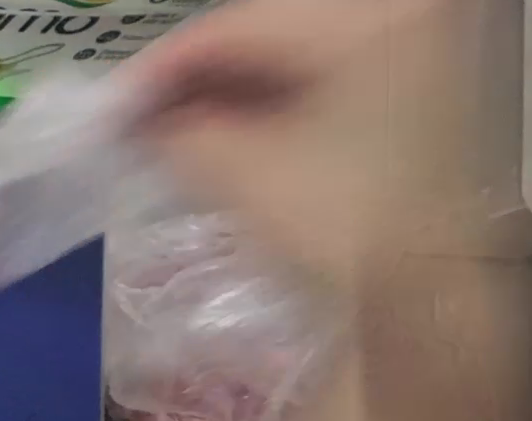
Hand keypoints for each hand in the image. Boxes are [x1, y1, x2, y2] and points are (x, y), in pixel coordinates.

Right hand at [125, 0, 456, 285]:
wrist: (424, 281)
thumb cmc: (337, 227)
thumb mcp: (242, 177)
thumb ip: (178, 135)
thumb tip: (137, 121)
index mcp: (364, 21)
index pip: (232, 26)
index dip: (157, 68)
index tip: (106, 109)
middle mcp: (396, 9)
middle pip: (261, 28)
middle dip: (188, 76)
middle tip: (132, 121)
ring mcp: (409, 37)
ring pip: (284, 46)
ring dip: (219, 86)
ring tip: (165, 130)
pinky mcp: (409, 72)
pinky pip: (313, 66)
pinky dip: (257, 96)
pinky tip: (216, 128)